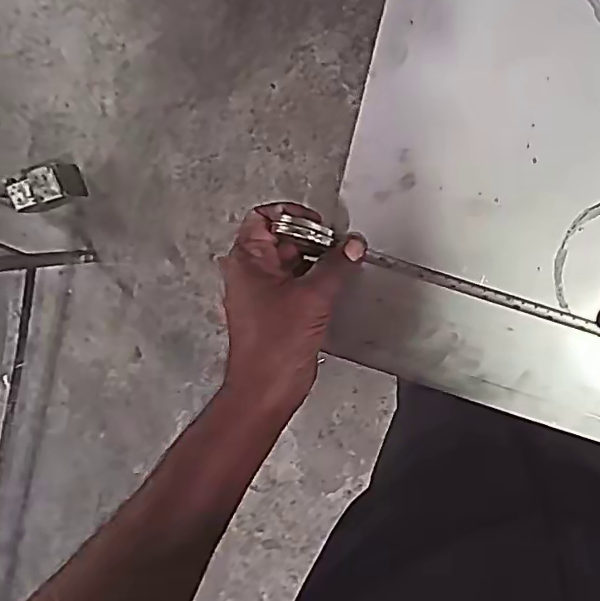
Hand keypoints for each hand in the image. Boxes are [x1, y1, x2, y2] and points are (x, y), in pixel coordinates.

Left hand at [218, 203, 364, 420]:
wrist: (268, 386)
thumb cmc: (273, 345)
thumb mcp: (313, 296)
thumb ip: (336, 265)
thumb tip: (351, 245)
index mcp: (247, 261)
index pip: (264, 218)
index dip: (292, 214)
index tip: (319, 222)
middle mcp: (252, 274)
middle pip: (282, 238)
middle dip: (312, 238)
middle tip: (338, 244)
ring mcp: (266, 293)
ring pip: (293, 262)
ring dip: (318, 260)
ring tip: (342, 263)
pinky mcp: (281, 311)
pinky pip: (300, 284)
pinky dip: (318, 280)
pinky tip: (337, 284)